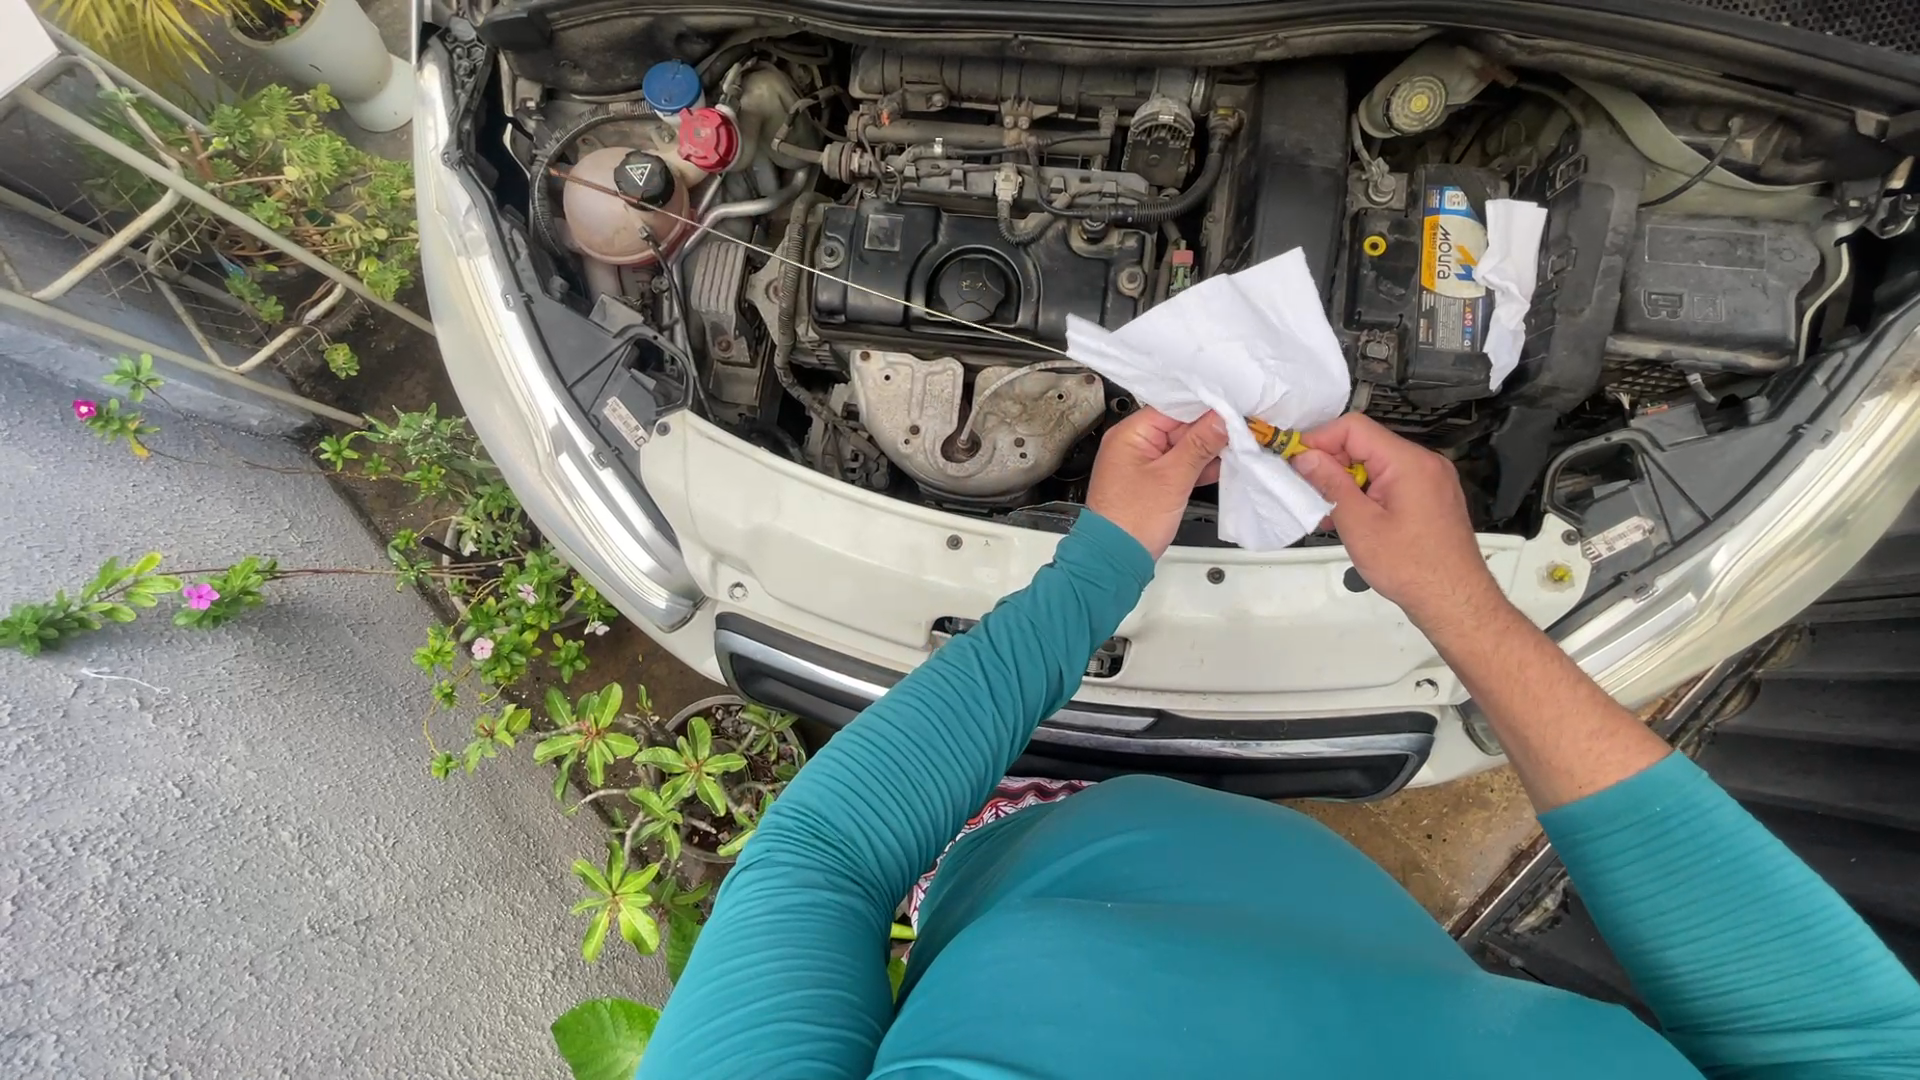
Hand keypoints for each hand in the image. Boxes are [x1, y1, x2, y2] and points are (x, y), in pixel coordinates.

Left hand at [1086, 408, 1227, 558]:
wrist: (1115, 558)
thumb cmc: (1130, 521)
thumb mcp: (1172, 478)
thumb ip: (1200, 445)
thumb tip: (1222, 419)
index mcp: (1129, 434)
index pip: (1174, 406)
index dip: (1206, 406)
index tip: (1235, 407)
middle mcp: (1132, 443)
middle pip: (1180, 424)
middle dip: (1211, 427)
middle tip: (1243, 427)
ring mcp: (1142, 462)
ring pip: (1182, 445)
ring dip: (1208, 448)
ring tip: (1239, 445)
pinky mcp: (1151, 480)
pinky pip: (1179, 464)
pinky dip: (1199, 465)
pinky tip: (1223, 465)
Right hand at [1290, 413, 1508, 636]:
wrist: (1453, 600)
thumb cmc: (1411, 567)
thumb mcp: (1358, 523)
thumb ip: (1330, 484)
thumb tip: (1305, 457)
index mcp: (1408, 463)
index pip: (1354, 428)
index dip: (1318, 440)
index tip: (1293, 460)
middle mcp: (1423, 463)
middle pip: (1363, 444)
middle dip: (1330, 463)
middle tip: (1305, 490)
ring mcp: (1428, 479)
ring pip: (1372, 464)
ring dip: (1344, 481)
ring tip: (1327, 511)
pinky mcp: (1427, 496)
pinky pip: (1387, 481)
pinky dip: (1362, 493)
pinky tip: (1348, 518)